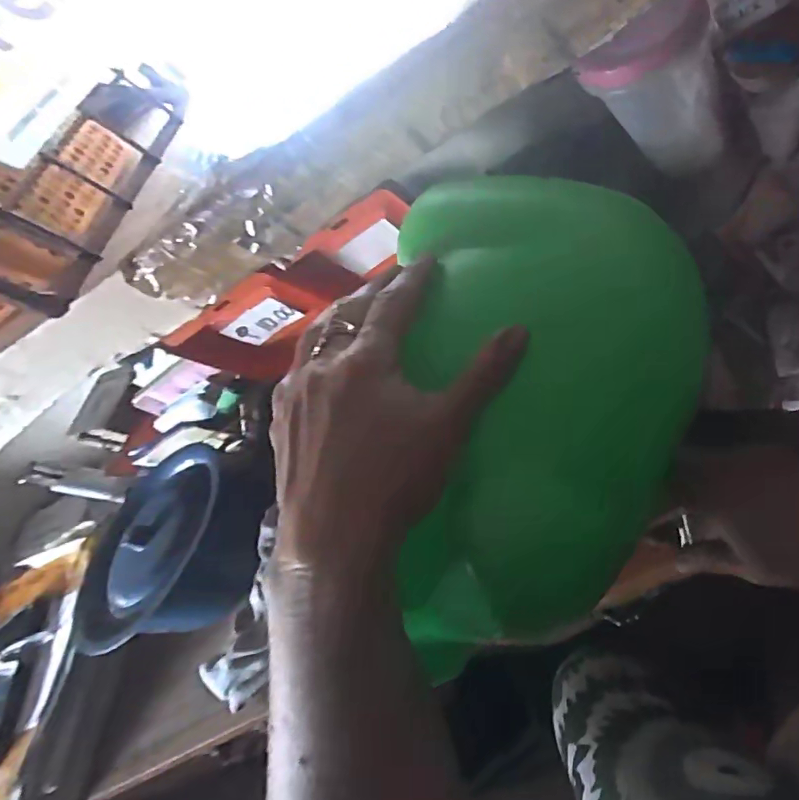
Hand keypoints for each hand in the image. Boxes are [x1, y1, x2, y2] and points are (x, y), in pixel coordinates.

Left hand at [270, 262, 526, 589]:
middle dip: (372, 292)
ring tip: (353, 311)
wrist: (333, 539)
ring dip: (337, 317)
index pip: (392, 307)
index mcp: (365, 362)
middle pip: (347, 314)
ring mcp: (295, 393)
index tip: (426, 260)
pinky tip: (319, 367)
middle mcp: (323, 367)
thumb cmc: (396, 479)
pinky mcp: (281, 421)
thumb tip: (518, 331)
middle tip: (391, 280)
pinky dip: (315, 353)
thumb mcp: (448, 425)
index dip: (412, 281)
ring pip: (314, 338)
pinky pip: (297, 369)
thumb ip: (483, 375)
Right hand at [667, 445, 798, 587]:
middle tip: (667, 504)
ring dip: (699, 475)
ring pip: (713, 459)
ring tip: (697, 498)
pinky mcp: (776, 452)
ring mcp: (754, 453)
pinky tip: (732, 490)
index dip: (655, 499)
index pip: (670, 486)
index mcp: (714, 491)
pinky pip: (737, 457)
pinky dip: (725, 472)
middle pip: (688, 465)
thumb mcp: (746, 565)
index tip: (645, 512)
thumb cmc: (797, 554)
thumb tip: (676, 559)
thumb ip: (707, 557)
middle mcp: (728, 463)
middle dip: (673, 483)